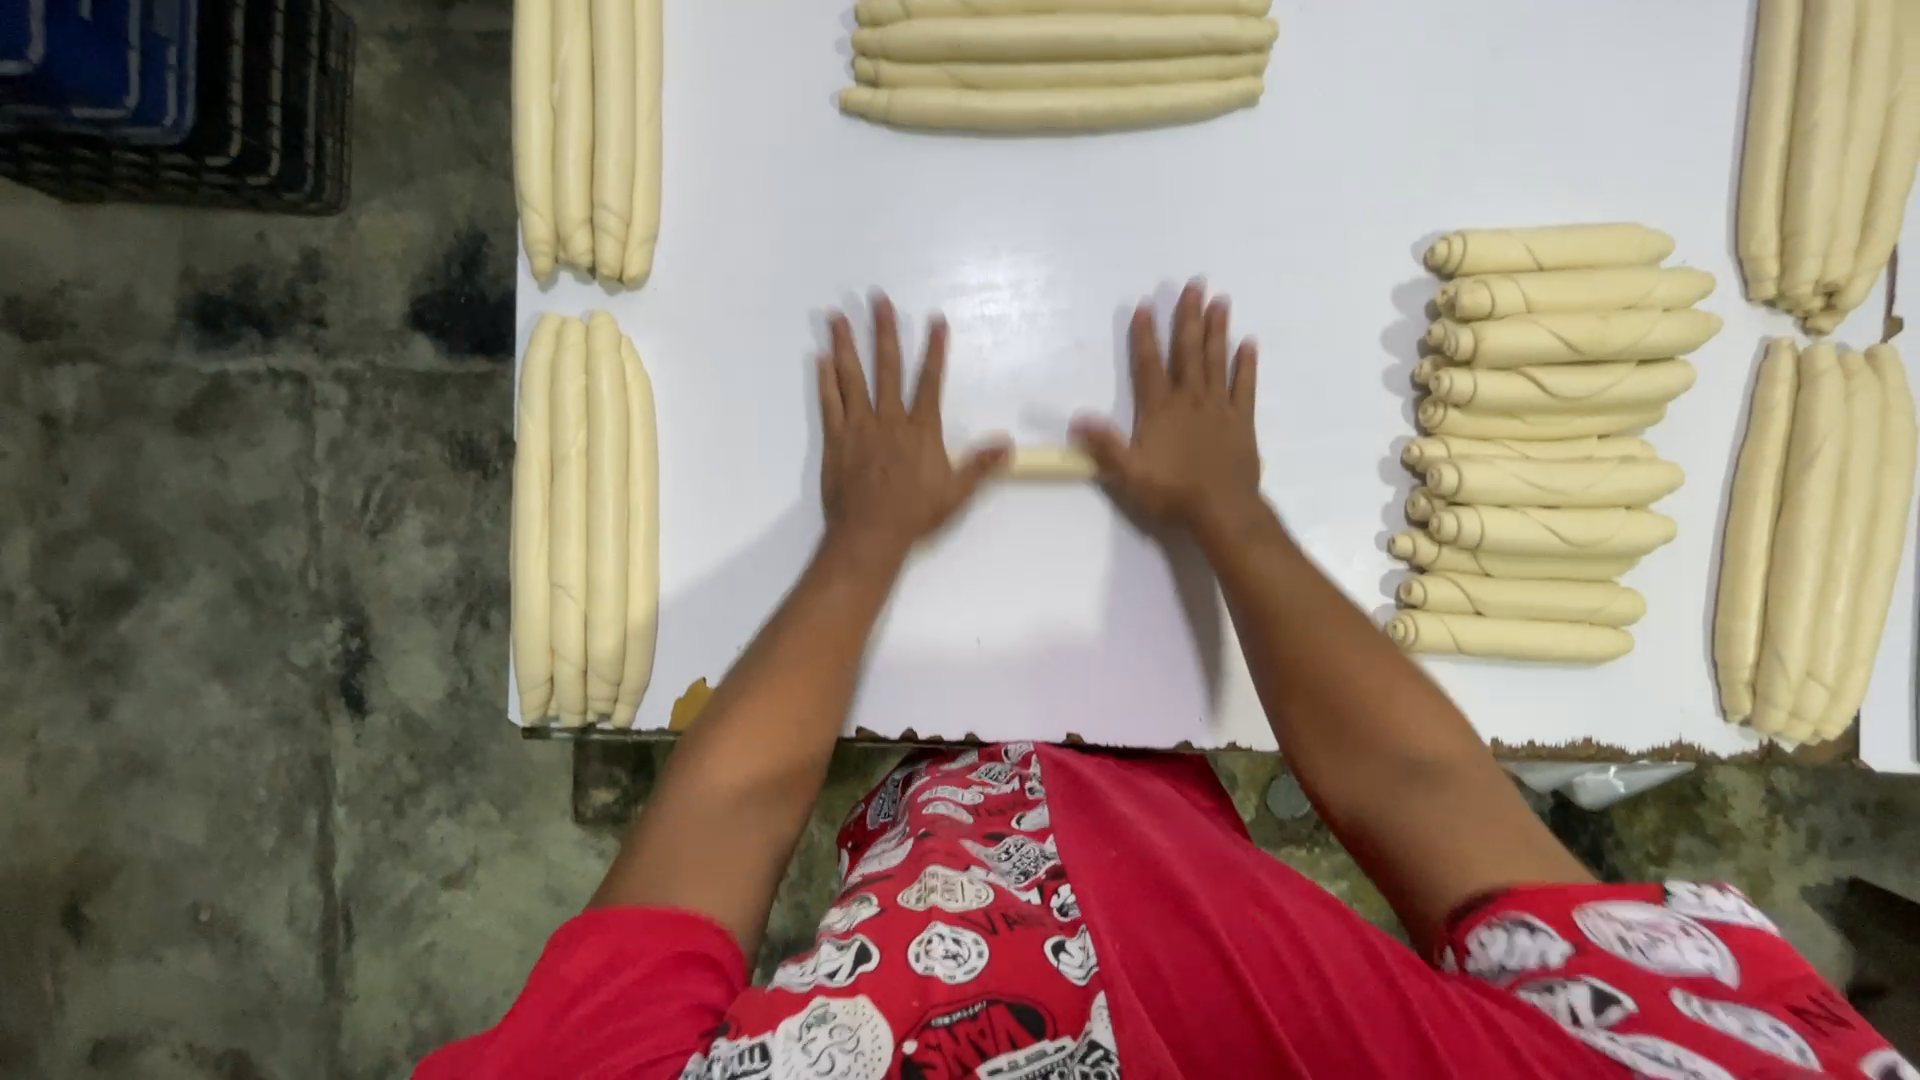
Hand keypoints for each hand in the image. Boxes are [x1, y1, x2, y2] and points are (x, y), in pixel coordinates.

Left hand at [818, 294, 1008, 559]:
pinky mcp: (835, 440)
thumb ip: (980, 466)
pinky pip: (829, 403)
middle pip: (887, 367)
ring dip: (844, 344)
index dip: (934, 350)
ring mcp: (859, 427)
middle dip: (883, 330)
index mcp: (920, 430)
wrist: (869, 534)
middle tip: (877, 298)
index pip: (930, 382)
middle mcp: (889, 420)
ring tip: (836, 315)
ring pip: (852, 377)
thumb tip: (1007, 445)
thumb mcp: (956, 493)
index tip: (935, 320)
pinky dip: (824, 380)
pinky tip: (819, 358)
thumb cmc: (915, 515)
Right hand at [1072, 280, 1260, 530]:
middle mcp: (1190, 400)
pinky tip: (1249, 344)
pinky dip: (1246, 364)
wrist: (1222, 510)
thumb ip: (1104, 445)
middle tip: (1194, 284)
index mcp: (1160, 410)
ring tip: (1220, 300)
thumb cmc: (1172, 492)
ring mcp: (1219, 408)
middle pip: (1188, 351)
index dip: (1145, 336)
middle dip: (1188, 317)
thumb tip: (1077, 419)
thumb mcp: (1128, 473)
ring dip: (1217, 330)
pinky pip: (1245, 386)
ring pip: (1217, 360)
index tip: (1145, 306)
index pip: (1149, 365)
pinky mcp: (1242, 421)